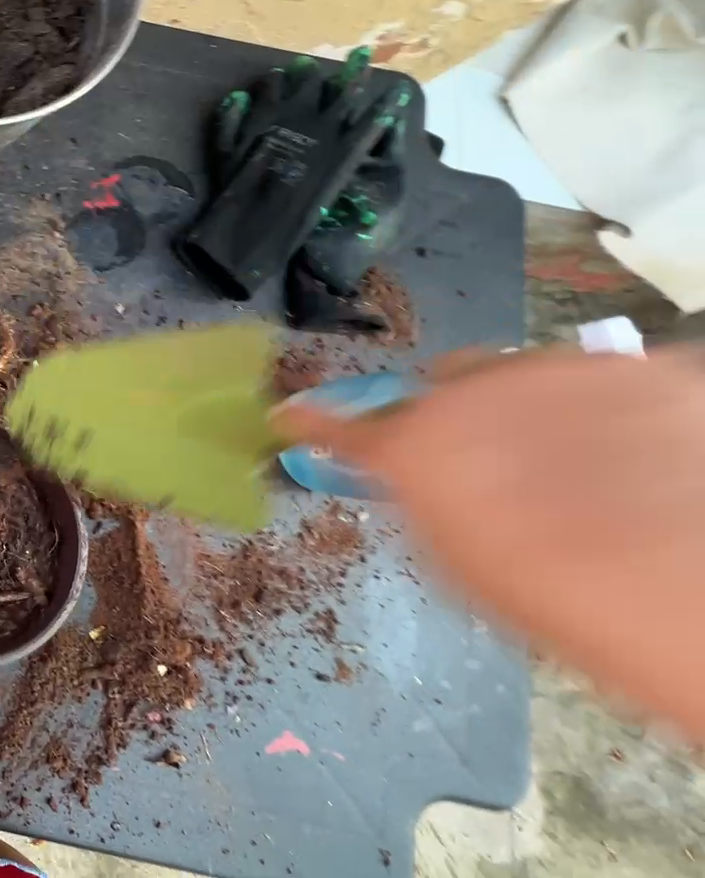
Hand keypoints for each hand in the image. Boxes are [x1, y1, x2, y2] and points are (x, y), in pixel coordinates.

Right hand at [276, 347, 704, 732]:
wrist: (663, 579)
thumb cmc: (539, 584)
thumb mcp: (447, 549)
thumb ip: (417, 493)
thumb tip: (418, 477)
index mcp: (405, 444)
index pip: (334, 426)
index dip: (309, 421)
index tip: (289, 415)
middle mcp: (459, 394)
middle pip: (444, 382)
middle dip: (457, 402)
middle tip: (491, 444)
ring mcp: (546, 373)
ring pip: (524, 371)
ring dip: (531, 399)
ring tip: (577, 449)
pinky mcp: (631, 367)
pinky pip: (606, 376)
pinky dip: (610, 402)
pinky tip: (633, 443)